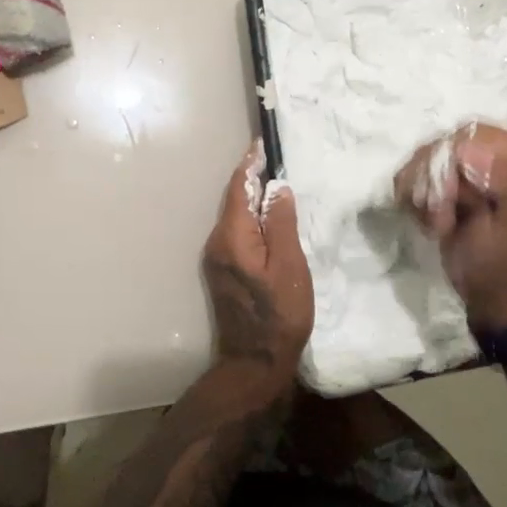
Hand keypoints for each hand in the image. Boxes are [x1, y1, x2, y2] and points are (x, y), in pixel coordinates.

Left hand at [202, 141, 312, 389]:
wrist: (255, 363)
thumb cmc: (279, 315)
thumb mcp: (289, 266)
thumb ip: (282, 224)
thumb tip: (278, 188)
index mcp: (232, 237)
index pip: (238, 188)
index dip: (250, 163)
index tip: (263, 143)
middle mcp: (217, 242)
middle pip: (234, 200)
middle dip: (252, 177)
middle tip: (276, 159)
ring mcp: (217, 258)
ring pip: (235, 216)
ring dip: (252, 198)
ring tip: (277, 183)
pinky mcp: (223, 270)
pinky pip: (237, 232)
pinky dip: (252, 218)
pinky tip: (271, 218)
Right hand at [396, 123, 506, 330]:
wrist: (500, 303)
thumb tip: (469, 146)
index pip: (474, 136)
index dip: (447, 168)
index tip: (442, 210)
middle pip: (451, 140)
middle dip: (433, 179)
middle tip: (434, 219)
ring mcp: (486, 162)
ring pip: (434, 152)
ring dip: (424, 188)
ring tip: (433, 222)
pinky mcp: (465, 174)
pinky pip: (427, 166)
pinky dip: (419, 191)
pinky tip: (428, 217)